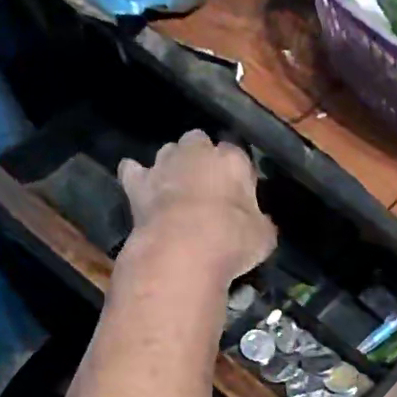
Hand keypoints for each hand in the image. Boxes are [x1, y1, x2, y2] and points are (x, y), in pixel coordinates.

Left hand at [118, 131, 275, 284]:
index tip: (238, 196)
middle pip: (199, 143)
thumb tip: (258, 224)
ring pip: (168, 152)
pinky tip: (140, 188)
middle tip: (206, 189)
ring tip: (176, 191)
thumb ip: (260, 223)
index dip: (237, 176)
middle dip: (201, 160)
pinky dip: (136, 178)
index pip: (238, 156)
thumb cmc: (230, 242)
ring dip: (172, 167)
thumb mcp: (263, 238)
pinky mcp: (137, 184)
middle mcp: (197, 152)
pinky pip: (133, 171)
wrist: (181, 253)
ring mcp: (164, 164)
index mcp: (232, 160)